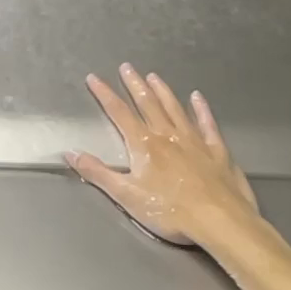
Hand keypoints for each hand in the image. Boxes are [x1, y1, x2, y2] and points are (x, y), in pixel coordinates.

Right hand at [65, 63, 259, 246]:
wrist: (221, 222)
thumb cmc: (170, 211)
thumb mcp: (126, 195)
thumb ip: (97, 172)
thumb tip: (69, 152)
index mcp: (144, 145)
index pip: (119, 113)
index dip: (104, 94)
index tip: (93, 78)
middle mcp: (168, 135)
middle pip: (148, 104)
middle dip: (134, 84)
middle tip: (126, 66)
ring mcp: (195, 142)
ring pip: (175, 109)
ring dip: (162, 91)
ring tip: (153, 76)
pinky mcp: (218, 152)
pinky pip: (208, 125)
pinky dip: (202, 110)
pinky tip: (197, 98)